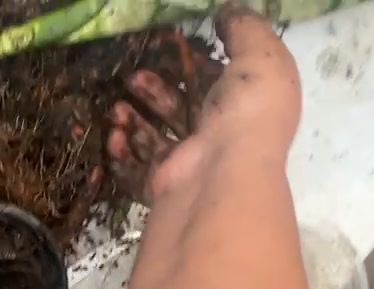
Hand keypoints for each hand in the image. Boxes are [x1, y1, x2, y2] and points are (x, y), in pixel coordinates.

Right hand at [108, 4, 302, 202]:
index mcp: (239, 102)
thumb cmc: (247, 110)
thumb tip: (228, 8)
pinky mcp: (161, 186)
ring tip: (115, 110)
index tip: (164, 49)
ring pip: (153, 137)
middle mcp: (212, 133)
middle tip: (131, 78)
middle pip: (176, 107)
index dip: (187, 63)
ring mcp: (185, 162)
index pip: (209, 79)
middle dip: (152, 91)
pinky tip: (113, 138)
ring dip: (132, 121)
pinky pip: (136, 169)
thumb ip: (244, 28)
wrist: (223, 172)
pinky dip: (122, 155)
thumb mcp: (260, 54)